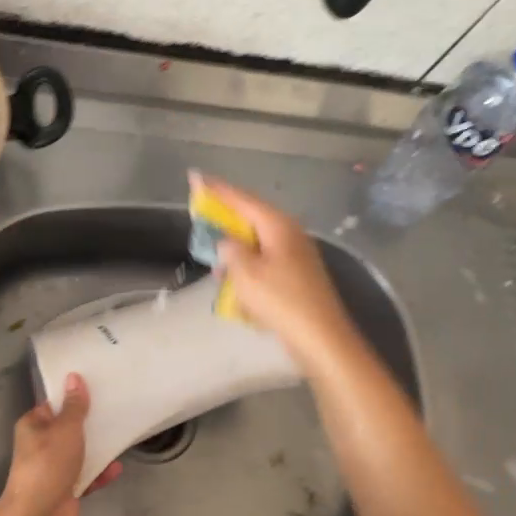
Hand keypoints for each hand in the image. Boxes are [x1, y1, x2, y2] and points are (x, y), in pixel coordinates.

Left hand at [0, 373, 120, 515]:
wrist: (40, 514)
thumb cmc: (49, 463)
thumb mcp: (65, 429)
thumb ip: (74, 406)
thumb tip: (74, 377)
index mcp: (33, 426)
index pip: (52, 406)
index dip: (72, 397)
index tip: (96, 388)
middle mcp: (40, 445)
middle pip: (68, 430)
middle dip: (89, 424)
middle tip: (114, 410)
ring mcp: (52, 469)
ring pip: (78, 454)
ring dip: (97, 449)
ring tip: (120, 437)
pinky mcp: (65, 489)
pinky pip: (85, 477)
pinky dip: (99, 473)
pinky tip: (116, 468)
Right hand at [194, 173, 361, 375]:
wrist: (320, 338)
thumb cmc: (281, 301)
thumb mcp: (246, 273)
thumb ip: (231, 251)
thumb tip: (227, 242)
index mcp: (278, 226)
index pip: (242, 199)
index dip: (217, 190)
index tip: (195, 178)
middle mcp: (290, 235)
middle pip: (251, 218)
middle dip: (225, 219)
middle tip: (201, 215)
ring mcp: (296, 256)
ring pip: (258, 243)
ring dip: (236, 250)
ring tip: (216, 262)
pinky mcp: (297, 277)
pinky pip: (266, 264)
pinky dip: (249, 270)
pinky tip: (237, 286)